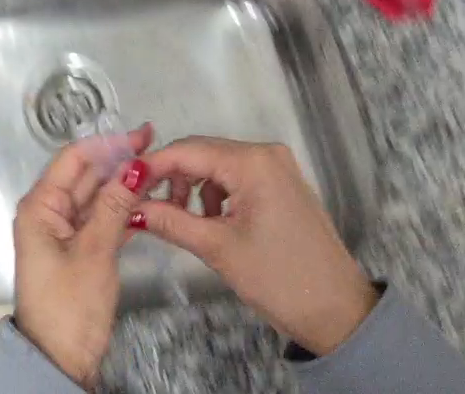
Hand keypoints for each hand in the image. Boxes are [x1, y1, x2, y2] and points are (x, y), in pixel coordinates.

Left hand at [11, 123, 155, 387]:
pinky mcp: (77, 250)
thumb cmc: (69, 305)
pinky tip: (146, 203)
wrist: (58, 362)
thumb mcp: (95, 252)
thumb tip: (134, 165)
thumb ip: (114, 206)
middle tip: (155, 149)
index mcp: (41, 205)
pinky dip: (121, 210)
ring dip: (123, 185)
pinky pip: (99, 219)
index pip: (74, 159)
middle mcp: (48, 211)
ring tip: (157, 172)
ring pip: (95, 196)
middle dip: (118, 161)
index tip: (141, 135)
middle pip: (86, 175)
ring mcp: (62, 231)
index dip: (108, 143)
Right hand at [135, 137, 377, 354]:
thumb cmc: (279, 279)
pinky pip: (235, 176)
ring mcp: (276, 166)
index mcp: (251, 161)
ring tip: (184, 221)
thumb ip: (170, 221)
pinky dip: (216, 193)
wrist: (340, 313)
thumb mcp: (218, 249)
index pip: (187, 151)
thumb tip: (132, 206)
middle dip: (172, 177)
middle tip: (147, 205)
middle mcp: (265, 152)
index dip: (152, 166)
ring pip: (216, 164)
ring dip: (193, 187)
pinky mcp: (281, 183)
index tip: (125, 184)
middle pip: (201, 153)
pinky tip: (211, 221)